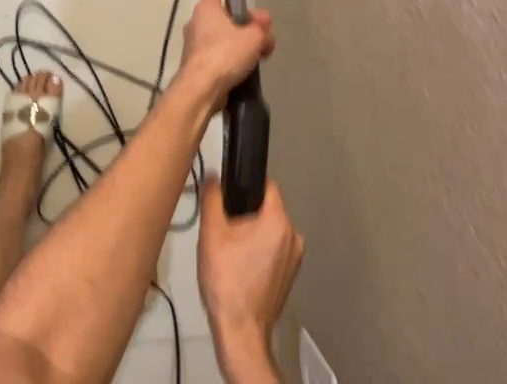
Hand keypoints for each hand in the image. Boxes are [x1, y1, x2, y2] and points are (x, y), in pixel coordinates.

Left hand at [176, 0, 273, 108]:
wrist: (202, 88)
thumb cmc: (225, 54)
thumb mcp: (253, 37)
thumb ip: (261, 26)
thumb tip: (264, 20)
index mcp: (207, 8)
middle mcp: (196, 22)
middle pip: (221, 14)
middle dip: (241, 20)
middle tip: (260, 28)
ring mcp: (193, 43)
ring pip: (219, 35)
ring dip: (237, 40)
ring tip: (258, 52)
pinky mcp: (195, 62)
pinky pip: (216, 53)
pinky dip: (229, 57)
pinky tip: (246, 68)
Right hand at [198, 177, 303, 377]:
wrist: (240, 331)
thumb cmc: (226, 278)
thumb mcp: (212, 234)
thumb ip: (212, 198)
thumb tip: (214, 175)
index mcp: (279, 222)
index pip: (267, 185)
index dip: (246, 184)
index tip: (227, 194)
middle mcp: (294, 237)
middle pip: (266, 209)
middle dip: (244, 213)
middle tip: (221, 227)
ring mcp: (295, 259)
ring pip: (268, 231)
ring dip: (250, 233)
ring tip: (226, 249)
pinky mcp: (290, 276)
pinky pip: (272, 250)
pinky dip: (257, 251)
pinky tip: (238, 266)